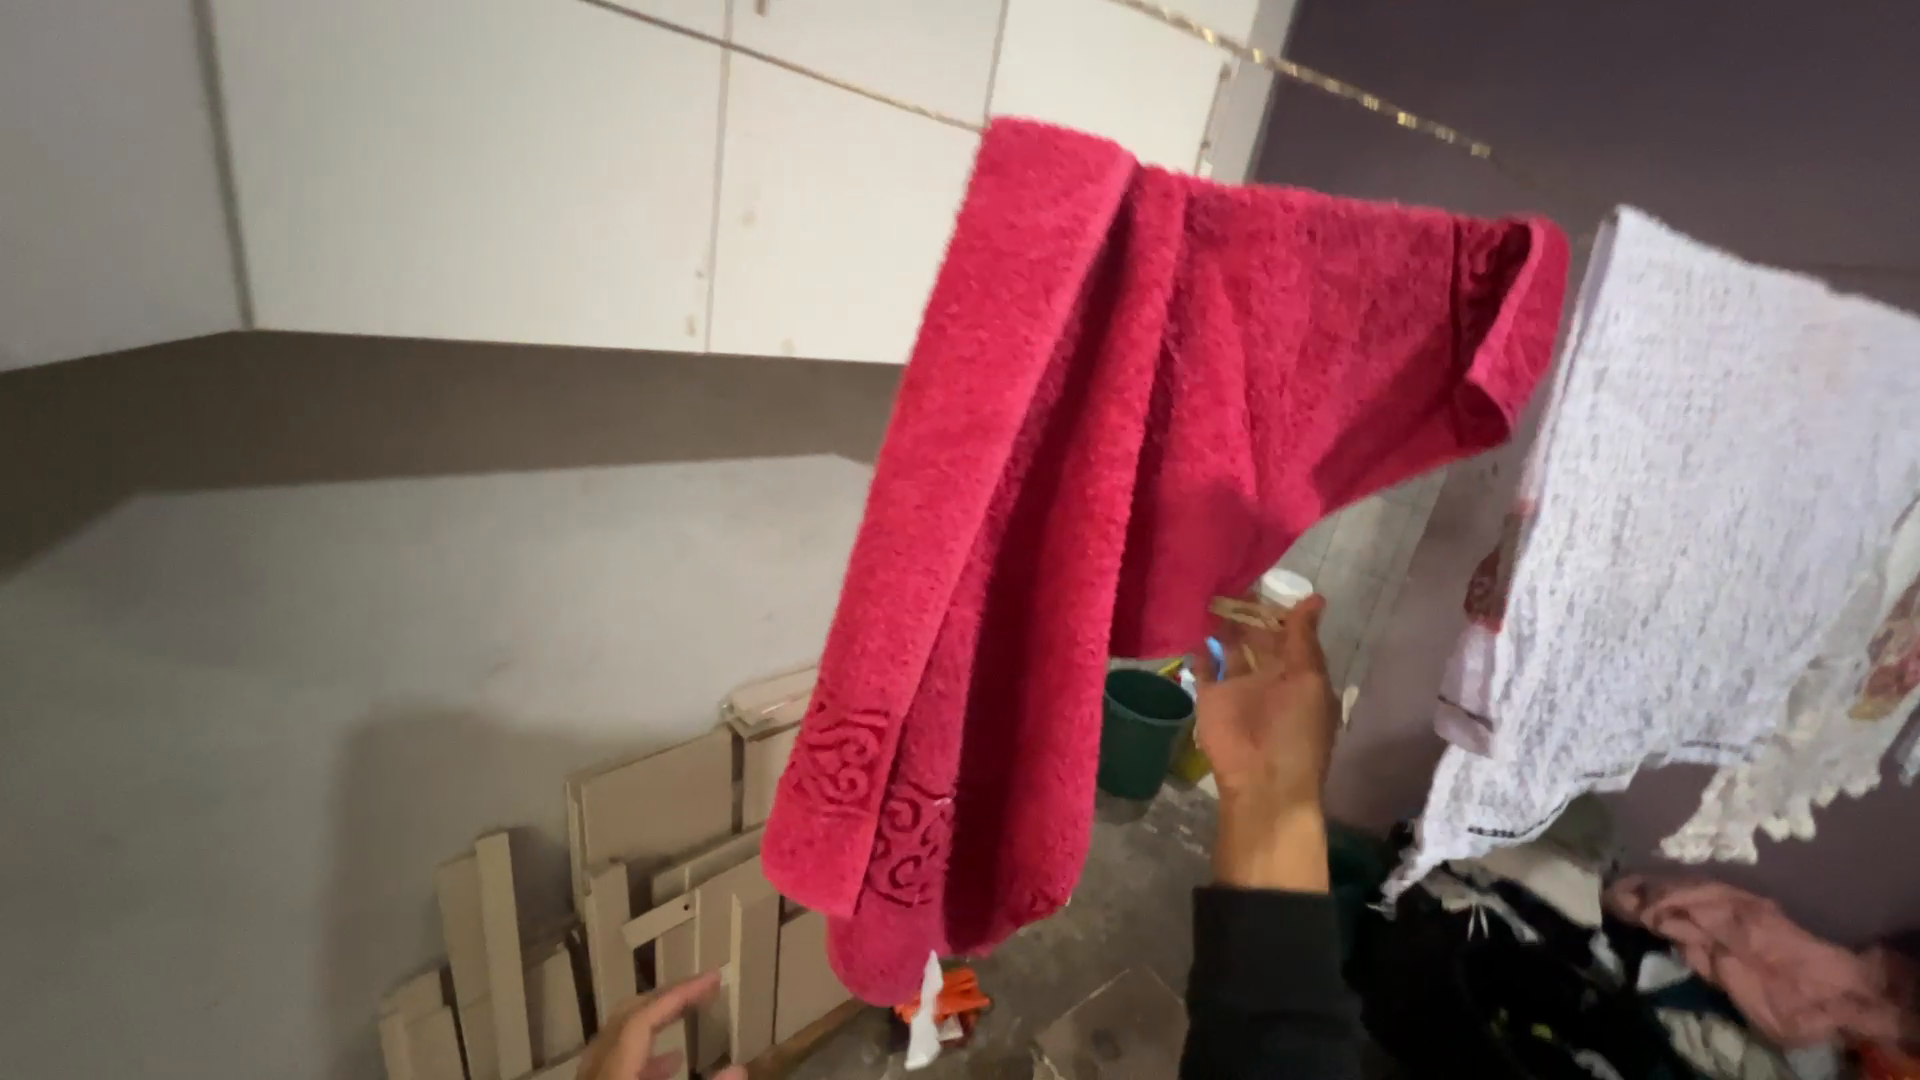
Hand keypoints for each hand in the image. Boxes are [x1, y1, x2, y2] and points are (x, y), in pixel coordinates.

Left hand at [578, 972, 743, 1079]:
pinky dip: (643, 1049)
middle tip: (704, 988)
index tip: (714, 978)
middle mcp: (595, 1071)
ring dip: (655, 1020)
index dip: (678, 993)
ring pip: (618, 1037)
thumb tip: (741, 1068)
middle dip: (667, 997)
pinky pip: (615, 1060)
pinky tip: (671, 1064)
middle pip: (626, 1017)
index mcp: (612, 1072)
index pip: (643, 1018)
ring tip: (692, 1014)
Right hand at [1194, 595, 1339, 891]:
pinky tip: (1190, 618)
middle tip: (1230, 575)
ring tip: (1209, 588)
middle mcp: (1268, 675)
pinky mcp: (1210, 695)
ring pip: (1229, 646)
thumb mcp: (1310, 680)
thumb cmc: (1296, 731)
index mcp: (1299, 674)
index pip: (1288, 634)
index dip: (1277, 610)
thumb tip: (1314, 598)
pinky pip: (1203, 664)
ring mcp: (1237, 685)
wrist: (1261, 779)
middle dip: (1246, 611)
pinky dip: (1197, 645)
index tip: (1263, 578)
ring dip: (1222, 623)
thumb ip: (1304, 640)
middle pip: (1256, 637)